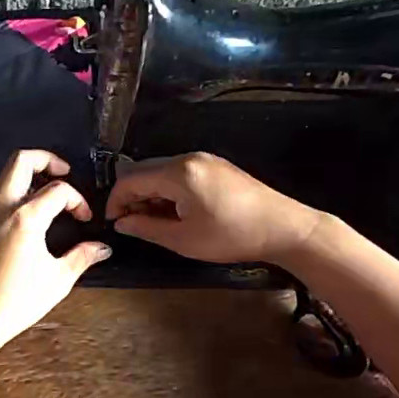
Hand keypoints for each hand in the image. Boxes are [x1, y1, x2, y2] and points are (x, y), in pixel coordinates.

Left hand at [0, 150, 111, 347]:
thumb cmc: (12, 302)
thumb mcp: (57, 280)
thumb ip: (81, 257)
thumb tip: (101, 248)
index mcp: (25, 217)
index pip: (58, 189)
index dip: (78, 200)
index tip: (84, 218)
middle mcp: (0, 208)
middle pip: (21, 160)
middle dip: (46, 159)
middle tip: (64, 171)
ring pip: (5, 178)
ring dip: (28, 178)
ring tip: (47, 196)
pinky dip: (14, 198)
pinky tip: (27, 221)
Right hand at [105, 152, 328, 263]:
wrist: (285, 228)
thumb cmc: (232, 236)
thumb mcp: (183, 239)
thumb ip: (145, 228)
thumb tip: (121, 223)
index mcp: (177, 173)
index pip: (130, 180)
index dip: (115, 201)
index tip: (113, 222)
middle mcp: (188, 158)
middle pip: (142, 170)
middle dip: (130, 196)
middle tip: (131, 223)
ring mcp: (203, 159)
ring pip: (159, 170)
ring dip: (149, 193)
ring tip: (153, 221)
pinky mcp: (215, 165)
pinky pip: (178, 172)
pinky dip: (167, 189)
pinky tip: (174, 211)